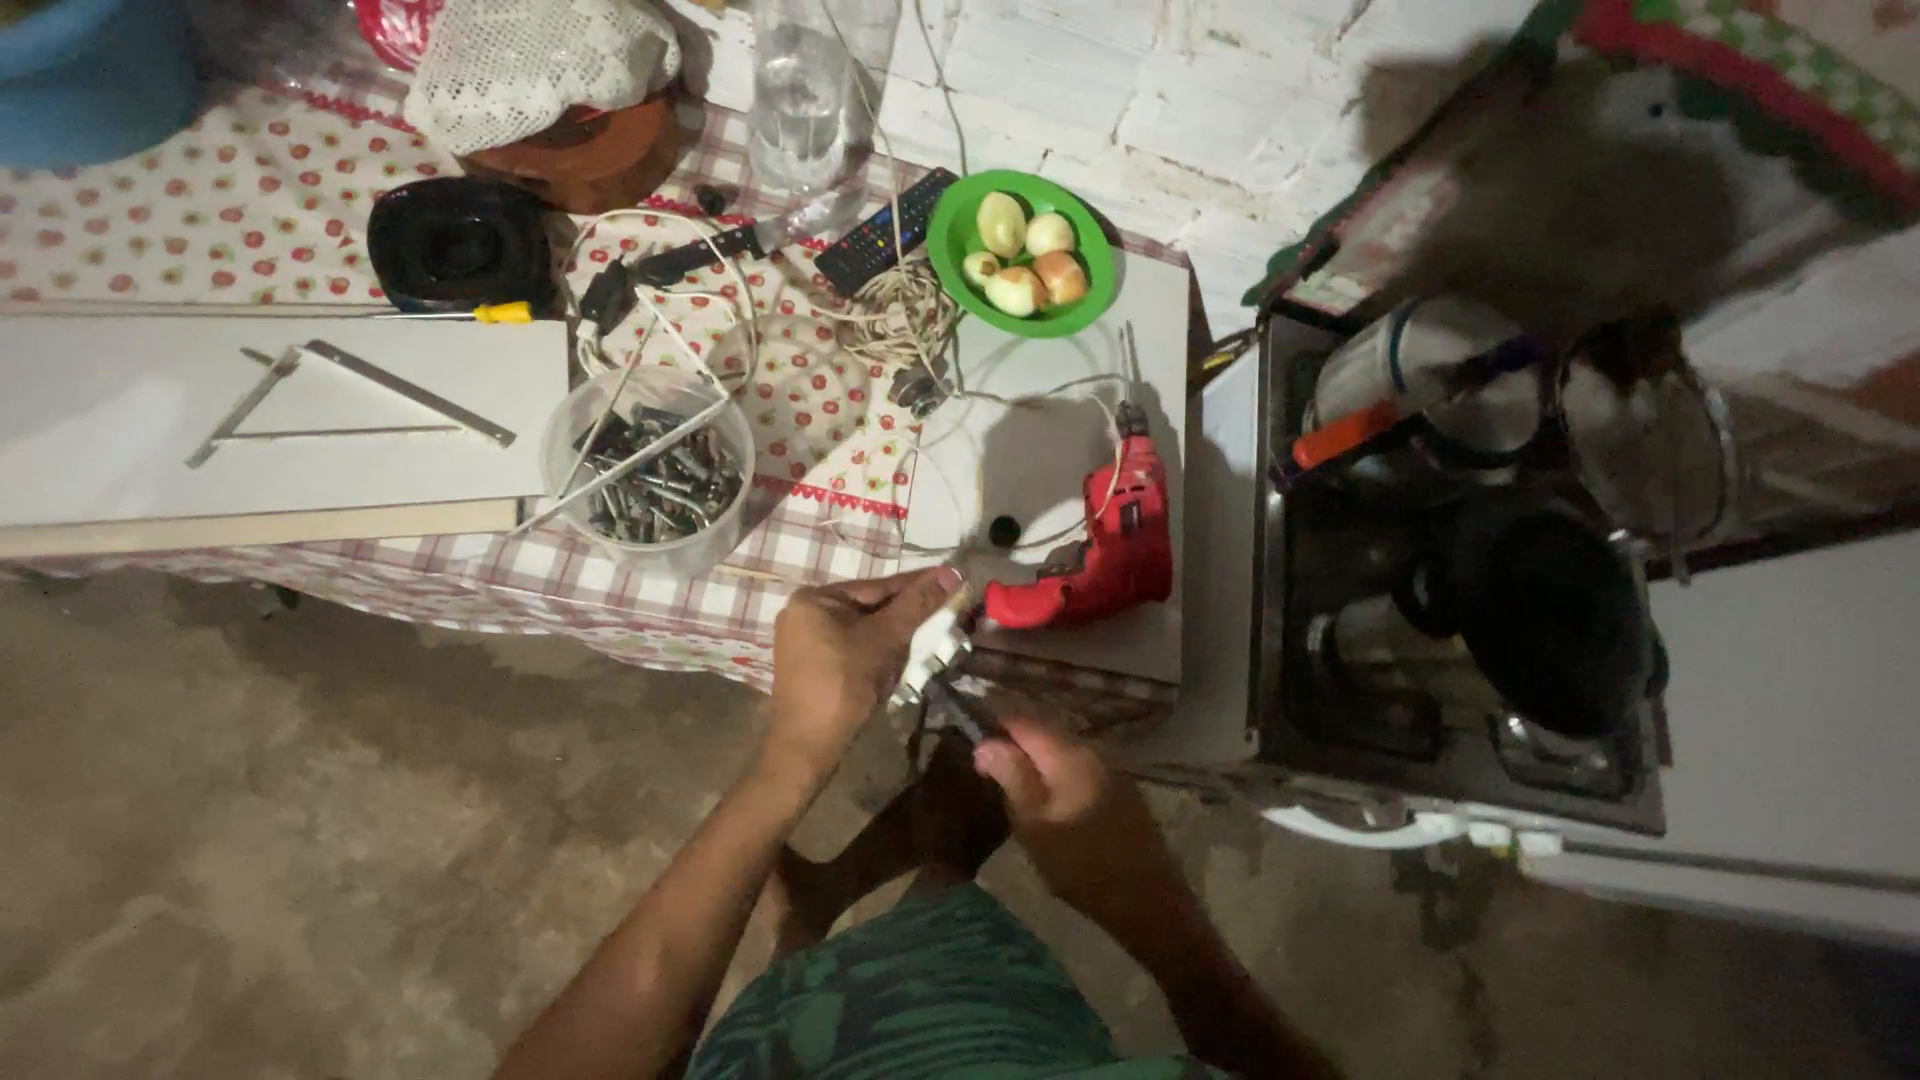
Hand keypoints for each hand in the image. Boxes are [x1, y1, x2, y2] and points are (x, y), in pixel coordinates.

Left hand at [769, 566, 962, 778]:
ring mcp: (804, 640)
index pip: (877, 586)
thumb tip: (951, 572)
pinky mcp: (810, 664)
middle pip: (868, 606)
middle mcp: (803, 612)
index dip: (917, 584)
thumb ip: (917, 604)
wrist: (808, 744)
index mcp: (814, 598)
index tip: (951, 578)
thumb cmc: (844, 684)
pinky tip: (898, 656)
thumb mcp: (884, 639)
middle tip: (945, 609)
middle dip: (905, 612)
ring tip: (928, 632)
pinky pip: (851, 646)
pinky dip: (876, 649)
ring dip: (893, 633)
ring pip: (862, 628)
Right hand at [971, 718, 1183, 919]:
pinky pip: (1077, 760)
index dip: (992, 714)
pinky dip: (1054, 764)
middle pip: (1043, 727)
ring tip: (1007, 766)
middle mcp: (1091, 747)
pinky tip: (1043, 784)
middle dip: (1012, 732)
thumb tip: (985, 741)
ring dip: (1033, 750)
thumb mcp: (1035, 825)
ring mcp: (1110, 764)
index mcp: (1068, 752)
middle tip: (982, 748)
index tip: (967, 720)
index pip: (1022, 717)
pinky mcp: (1119, 784)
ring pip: (1061, 744)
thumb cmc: (1082, 865)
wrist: (1148, 898)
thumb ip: (1011, 776)